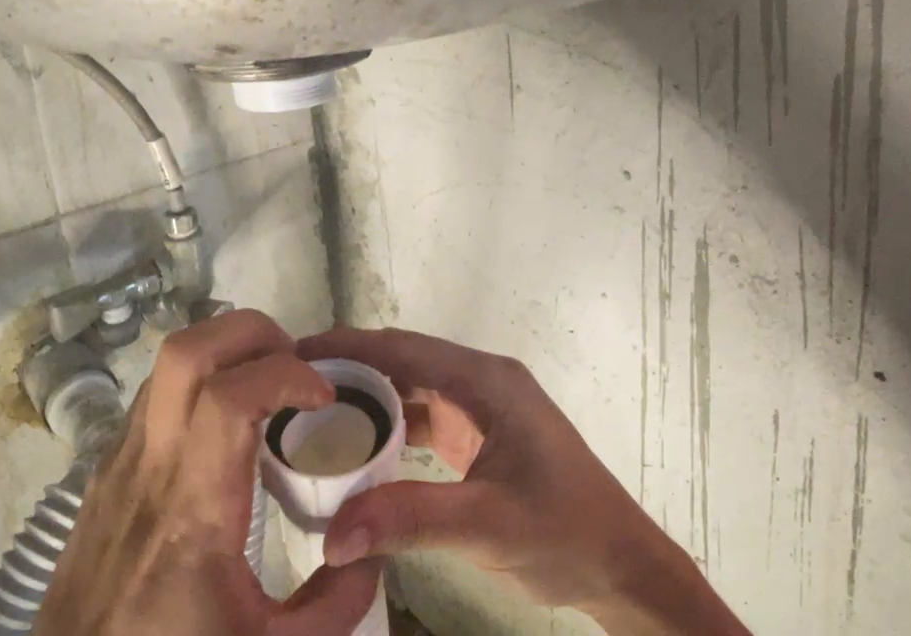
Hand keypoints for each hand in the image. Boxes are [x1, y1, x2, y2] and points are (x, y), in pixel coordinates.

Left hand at [38, 311, 382, 635]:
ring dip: (225, 352)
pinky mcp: (106, 468)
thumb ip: (334, 602)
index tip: (324, 397)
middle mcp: (150, 467)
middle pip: (187, 352)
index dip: (286, 374)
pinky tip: (227, 424)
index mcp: (194, 509)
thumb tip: (370, 547)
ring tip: (268, 386)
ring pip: (165, 365)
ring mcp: (119, 461)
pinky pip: (154, 394)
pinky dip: (199, 380)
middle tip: (296, 366)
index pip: (229, 398)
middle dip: (253, 334)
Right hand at [298, 328, 749, 635]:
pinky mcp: (478, 437)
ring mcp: (480, 409)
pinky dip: (387, 429)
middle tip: (289, 391)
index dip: (347, 346)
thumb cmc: (564, 532)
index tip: (292, 353)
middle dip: (349, 371)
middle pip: (402, 362)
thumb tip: (330, 534)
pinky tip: (355, 452)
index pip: (403, 349)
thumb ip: (409, 520)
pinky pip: (421, 419)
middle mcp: (481, 382)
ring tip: (310, 418)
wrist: (621, 564)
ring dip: (366, 401)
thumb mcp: (487, 525)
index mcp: (486, 381)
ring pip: (410, 390)